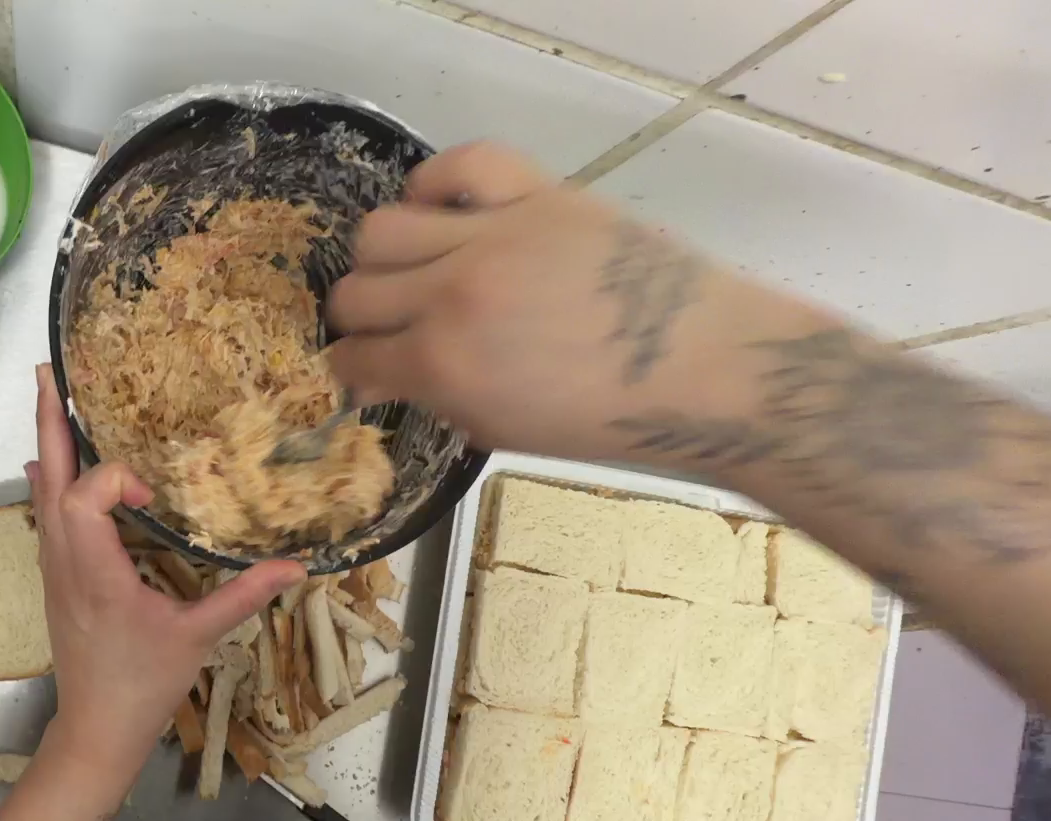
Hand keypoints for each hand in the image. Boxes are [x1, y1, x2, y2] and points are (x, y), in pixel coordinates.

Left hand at [27, 365, 305, 772]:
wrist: (96, 727)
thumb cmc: (144, 683)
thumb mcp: (198, 637)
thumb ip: (244, 597)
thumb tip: (297, 566)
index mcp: (95, 571)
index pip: (85, 497)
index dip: (116, 481)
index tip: (152, 499)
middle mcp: (64, 561)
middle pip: (48, 479)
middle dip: (51, 423)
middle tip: (51, 373)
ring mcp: (53, 570)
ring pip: (41, 496)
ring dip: (48, 447)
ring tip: (54, 403)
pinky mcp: (55, 580)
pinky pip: (45, 518)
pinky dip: (49, 483)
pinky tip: (49, 467)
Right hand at [325, 142, 800, 462]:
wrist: (701, 371)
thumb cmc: (595, 420)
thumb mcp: (493, 428)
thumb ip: (428, 396)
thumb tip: (383, 375)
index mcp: (440, 364)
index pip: (350, 357)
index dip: (348, 370)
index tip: (364, 372)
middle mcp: (451, 294)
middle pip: (351, 292)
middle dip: (358, 321)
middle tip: (387, 329)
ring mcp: (492, 237)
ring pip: (380, 228)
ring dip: (382, 260)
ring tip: (414, 271)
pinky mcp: (536, 195)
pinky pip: (459, 162)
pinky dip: (434, 184)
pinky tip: (442, 213)